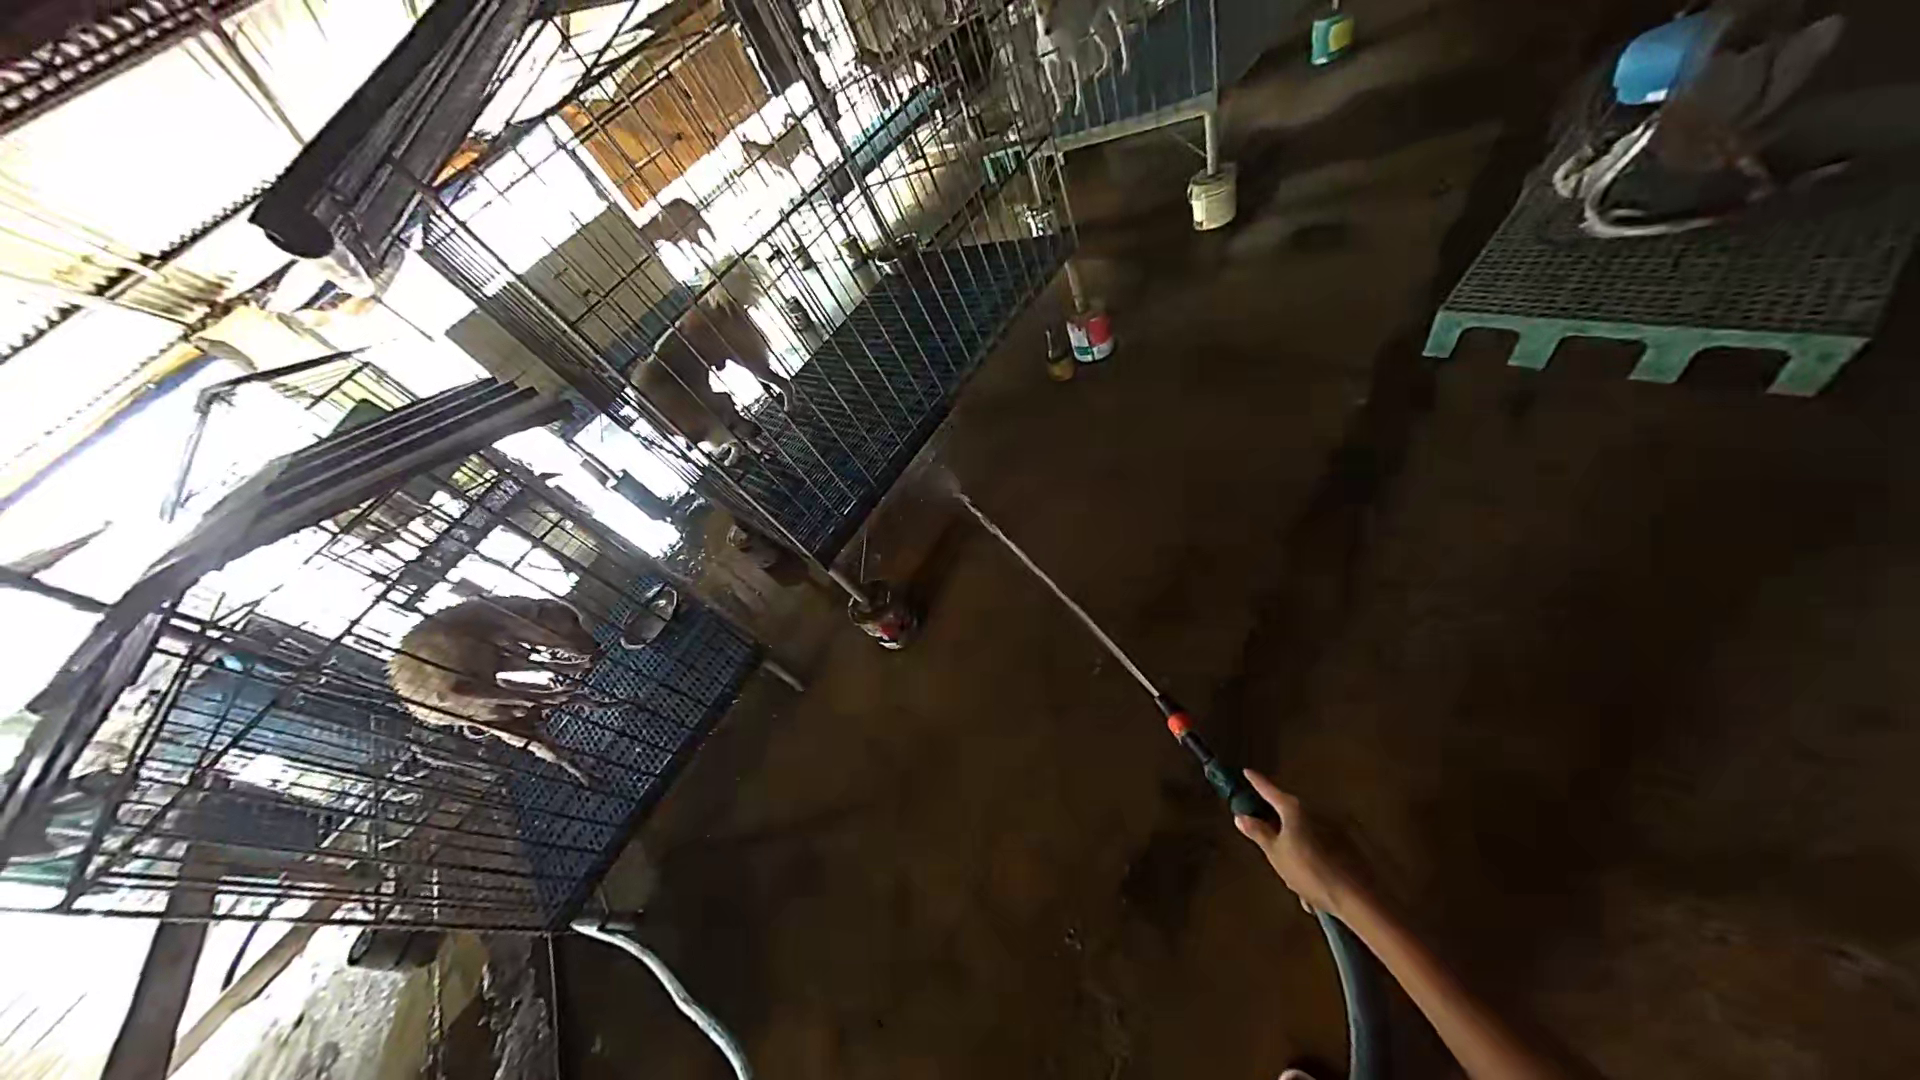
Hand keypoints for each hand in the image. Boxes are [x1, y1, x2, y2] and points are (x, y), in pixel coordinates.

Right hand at [1234, 769, 1354, 916]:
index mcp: (1294, 809)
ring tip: (1294, 878)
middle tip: (1266, 837)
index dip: (1256, 781)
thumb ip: (1258, 832)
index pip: (1269, 790)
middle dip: (1278, 824)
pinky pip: (1322, 848)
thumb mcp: (1275, 853)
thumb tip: (1241, 815)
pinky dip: (1314, 861)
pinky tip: (1313, 887)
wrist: (1358, 897)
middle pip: (1290, 812)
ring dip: (1298, 849)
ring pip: (1307, 834)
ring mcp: (1335, 828)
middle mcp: (1316, 812)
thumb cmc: (1309, 871)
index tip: (1247, 771)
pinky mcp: (1350, 846)